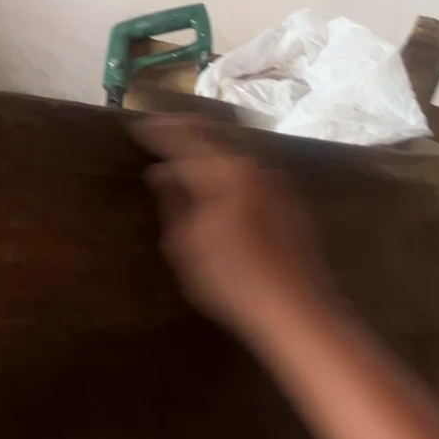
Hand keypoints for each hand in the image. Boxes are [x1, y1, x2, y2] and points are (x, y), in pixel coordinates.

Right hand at [134, 116, 336, 337]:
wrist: (299, 311)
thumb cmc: (233, 281)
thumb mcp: (186, 246)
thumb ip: (173, 201)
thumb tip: (160, 174)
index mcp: (223, 171)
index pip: (183, 138)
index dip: (158, 131)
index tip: (139, 126)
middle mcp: (252, 165)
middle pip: (215, 132)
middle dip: (186, 127)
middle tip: (163, 128)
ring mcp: (277, 180)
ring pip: (236, 147)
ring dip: (211, 143)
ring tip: (190, 149)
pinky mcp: (292, 198)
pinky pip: (252, 166)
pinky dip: (231, 162)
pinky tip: (222, 178)